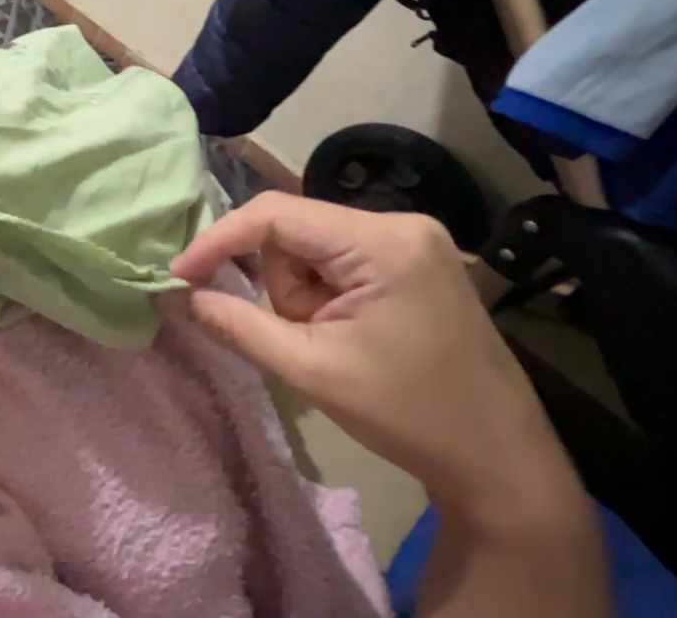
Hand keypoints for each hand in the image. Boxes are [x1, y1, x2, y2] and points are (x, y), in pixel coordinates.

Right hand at [172, 193, 568, 515]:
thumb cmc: (406, 414)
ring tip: (327, 340)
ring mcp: (411, 240)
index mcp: (382, 242)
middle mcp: (399, 224)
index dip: (218, 240)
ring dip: (297, 290)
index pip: (274, 215)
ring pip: (309, 245)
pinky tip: (340, 330)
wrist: (500, 461)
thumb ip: (234, 323)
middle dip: (276, 281)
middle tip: (296, 334)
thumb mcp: (308, 369)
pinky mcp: (413, 259)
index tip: (179, 275)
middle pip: (292, 229)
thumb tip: (177, 293)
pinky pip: (335, 257)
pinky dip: (319, 291)